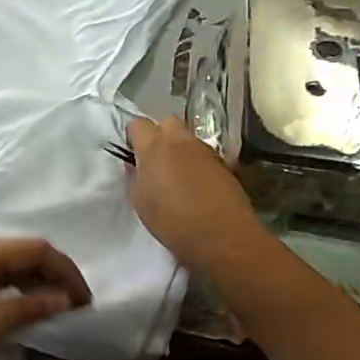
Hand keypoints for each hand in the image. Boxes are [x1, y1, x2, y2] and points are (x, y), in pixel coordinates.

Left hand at [0, 238, 91, 359]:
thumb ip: (26, 309)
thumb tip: (65, 299)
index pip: (37, 250)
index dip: (66, 271)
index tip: (84, 300)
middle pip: (31, 252)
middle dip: (58, 275)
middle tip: (78, 306)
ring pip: (21, 262)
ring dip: (44, 281)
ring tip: (62, 307)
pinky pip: (7, 273)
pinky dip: (27, 286)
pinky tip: (35, 305)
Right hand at [125, 117, 262, 269]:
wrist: (222, 235)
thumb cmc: (172, 220)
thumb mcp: (141, 201)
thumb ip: (137, 177)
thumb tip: (139, 166)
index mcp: (154, 146)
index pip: (137, 125)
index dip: (133, 137)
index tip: (133, 154)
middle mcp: (181, 140)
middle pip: (168, 123)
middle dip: (160, 136)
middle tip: (156, 162)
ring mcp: (206, 150)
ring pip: (189, 140)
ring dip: (181, 151)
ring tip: (179, 178)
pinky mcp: (226, 164)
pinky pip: (205, 157)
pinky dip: (199, 166)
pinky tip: (199, 188)